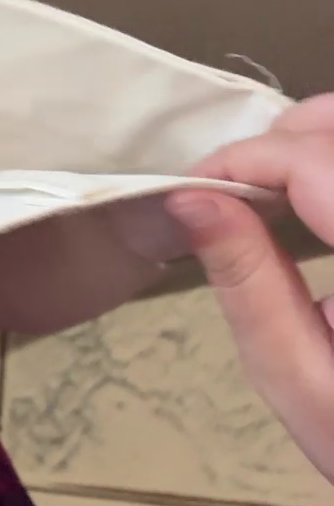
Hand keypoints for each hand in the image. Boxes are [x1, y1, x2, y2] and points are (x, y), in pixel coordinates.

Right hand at [169, 94, 333, 481]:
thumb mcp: (294, 368)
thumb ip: (247, 276)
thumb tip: (189, 202)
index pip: (325, 165)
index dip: (244, 161)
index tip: (186, 191)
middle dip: (292, 138)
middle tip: (228, 184)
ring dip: (327, 146)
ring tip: (275, 184)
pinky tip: (324, 202)